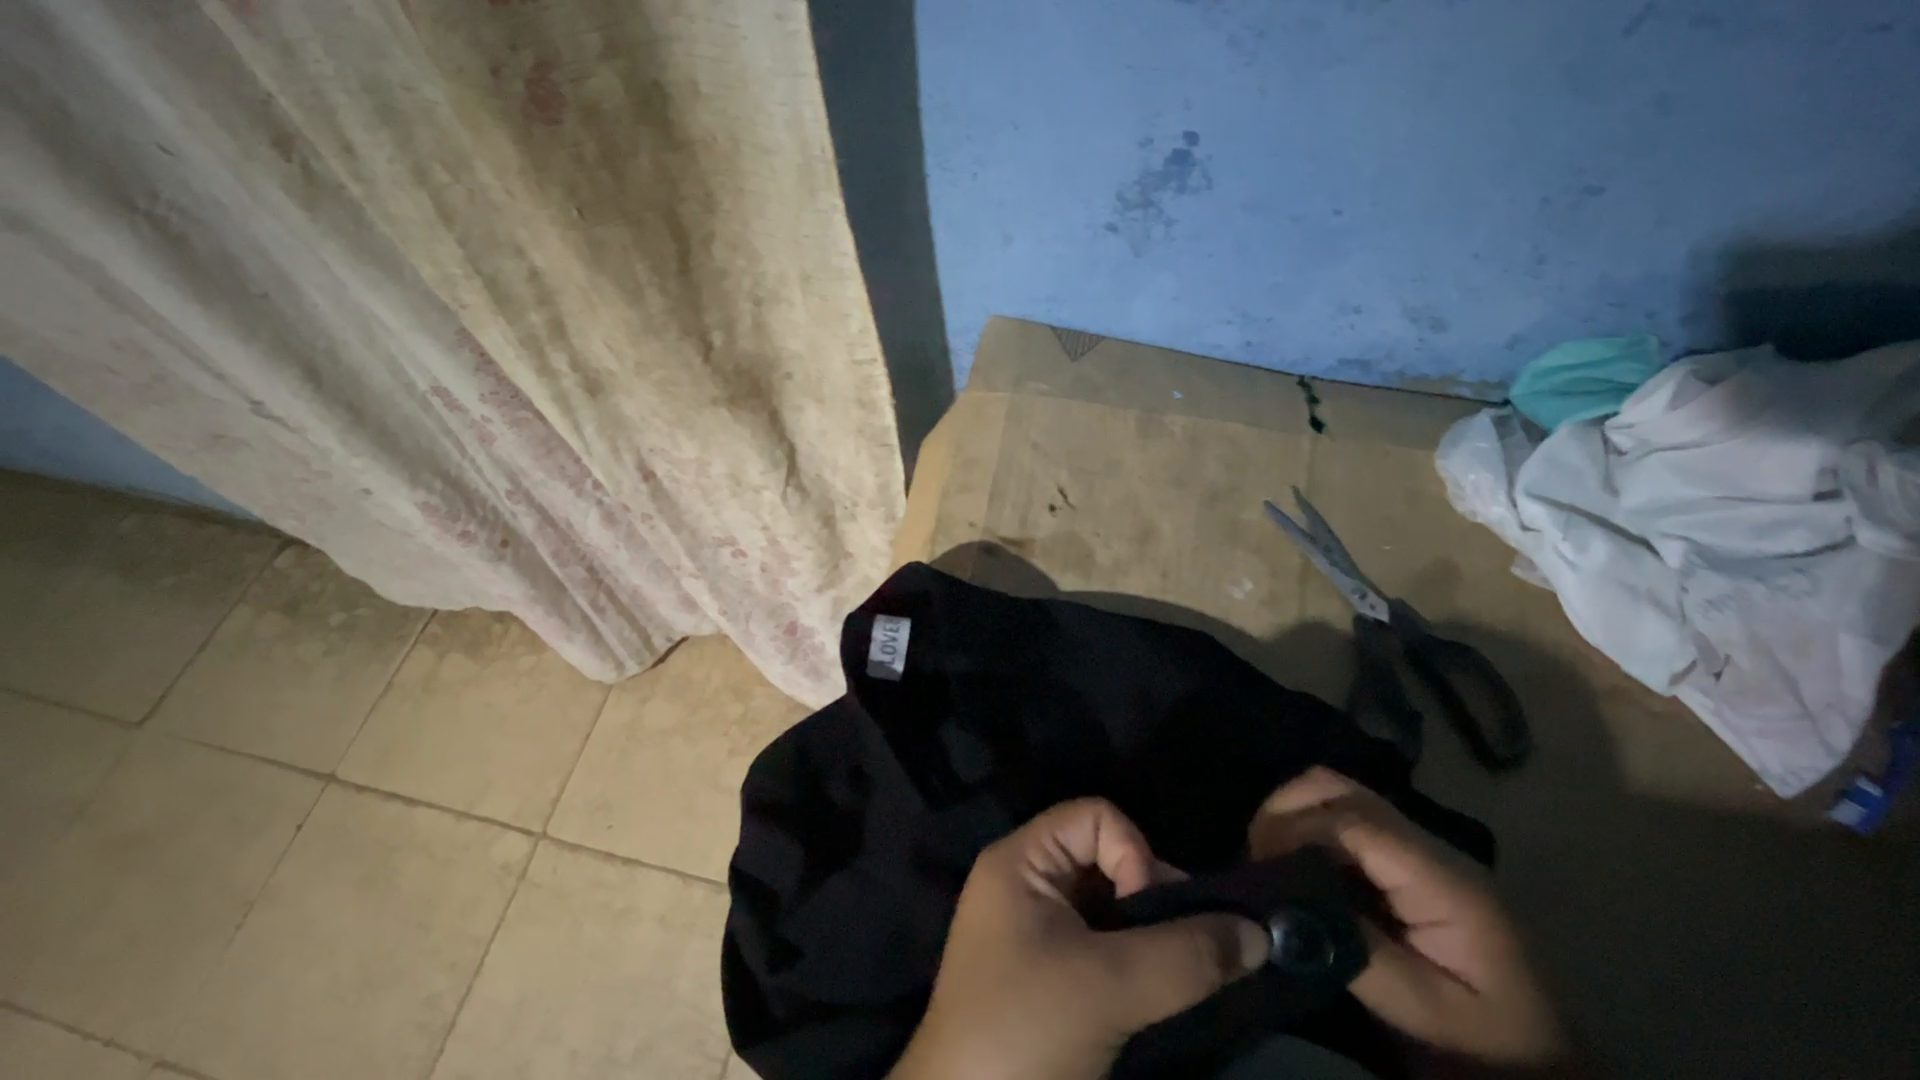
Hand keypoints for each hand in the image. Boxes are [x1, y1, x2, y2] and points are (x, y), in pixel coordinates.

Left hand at [889, 798, 1270, 1079]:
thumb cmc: (1027, 1030)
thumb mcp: (1111, 986)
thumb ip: (1190, 953)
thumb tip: (1260, 933)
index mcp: (1021, 862)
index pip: (1097, 817)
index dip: (1134, 854)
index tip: (1149, 915)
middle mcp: (1025, 885)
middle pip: (1108, 860)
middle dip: (1153, 901)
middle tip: (1183, 953)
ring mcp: (1034, 933)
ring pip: (1112, 910)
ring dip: (1152, 940)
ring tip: (1178, 979)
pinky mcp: (1047, 976)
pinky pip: (1104, 948)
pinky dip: (1137, 966)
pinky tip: (1160, 997)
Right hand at [1249, 768, 1567, 1070]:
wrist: (1542, 1060)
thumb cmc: (1485, 1039)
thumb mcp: (1421, 1009)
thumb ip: (1356, 952)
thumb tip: (1286, 906)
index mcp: (1440, 879)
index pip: (1353, 820)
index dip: (1293, 830)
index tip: (1257, 867)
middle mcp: (1429, 849)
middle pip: (1341, 789)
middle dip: (1284, 811)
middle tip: (1255, 862)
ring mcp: (1420, 854)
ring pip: (1340, 797)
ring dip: (1293, 819)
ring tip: (1268, 867)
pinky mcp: (1408, 868)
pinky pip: (1347, 827)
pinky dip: (1308, 835)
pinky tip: (1294, 875)